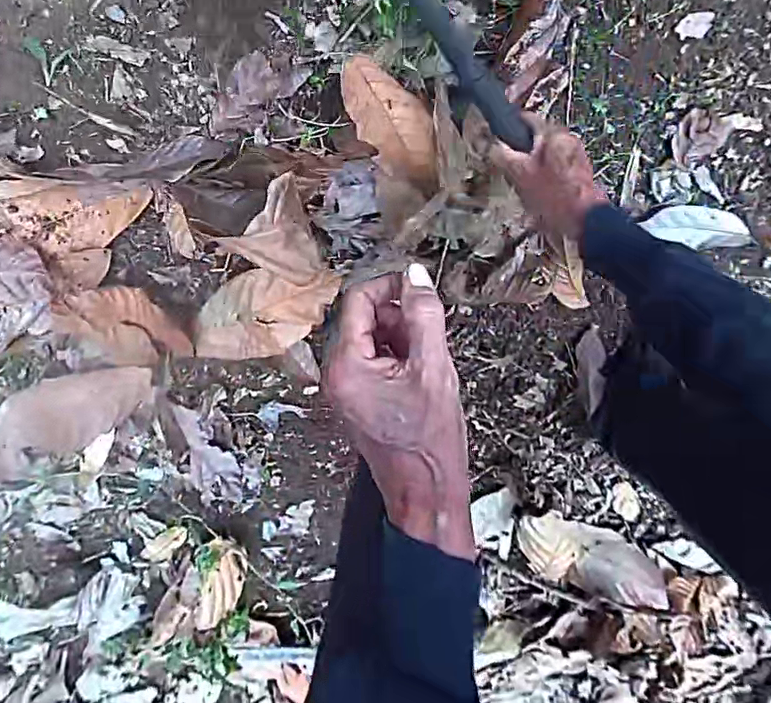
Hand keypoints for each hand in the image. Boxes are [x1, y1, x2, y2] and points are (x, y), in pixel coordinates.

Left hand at [325, 264, 474, 560]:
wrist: (426, 496)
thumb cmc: (429, 442)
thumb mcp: (433, 368)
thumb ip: (424, 315)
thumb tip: (415, 275)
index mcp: (345, 365)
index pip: (358, 300)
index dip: (390, 286)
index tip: (419, 287)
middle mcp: (337, 373)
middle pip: (365, 317)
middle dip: (399, 317)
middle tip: (430, 335)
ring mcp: (346, 385)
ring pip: (373, 336)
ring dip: (402, 336)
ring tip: (428, 362)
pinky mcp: (359, 395)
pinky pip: (376, 357)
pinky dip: (400, 354)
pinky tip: (421, 374)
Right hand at [487, 115, 609, 241]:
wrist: (584, 222)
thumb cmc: (555, 196)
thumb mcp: (518, 172)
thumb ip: (501, 154)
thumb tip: (490, 144)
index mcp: (554, 133)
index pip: (526, 118)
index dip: (508, 127)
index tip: (498, 137)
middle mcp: (569, 140)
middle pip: (536, 139)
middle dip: (521, 152)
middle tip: (511, 168)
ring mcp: (576, 157)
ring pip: (545, 155)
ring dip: (532, 167)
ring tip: (525, 185)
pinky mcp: (580, 174)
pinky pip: (555, 169)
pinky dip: (545, 177)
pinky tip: (540, 194)